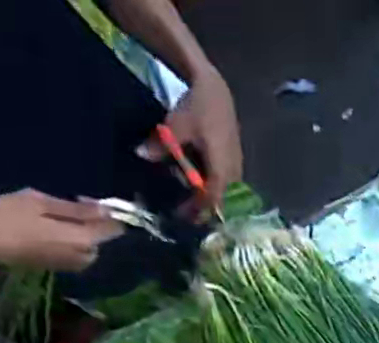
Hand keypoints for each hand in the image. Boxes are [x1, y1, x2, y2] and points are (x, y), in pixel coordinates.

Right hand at [0, 190, 125, 270]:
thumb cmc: (8, 217)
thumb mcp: (40, 203)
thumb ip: (76, 209)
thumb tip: (106, 210)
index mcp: (84, 240)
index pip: (114, 229)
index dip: (105, 212)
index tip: (83, 199)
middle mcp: (86, 256)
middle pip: (102, 237)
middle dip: (91, 221)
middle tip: (66, 203)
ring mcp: (74, 265)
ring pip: (90, 245)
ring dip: (80, 231)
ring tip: (55, 216)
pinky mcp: (62, 268)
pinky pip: (77, 252)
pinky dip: (71, 240)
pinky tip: (50, 230)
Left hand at [145, 68, 242, 219]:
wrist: (215, 90)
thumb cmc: (197, 108)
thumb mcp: (175, 126)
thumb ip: (161, 145)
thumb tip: (141, 155)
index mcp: (221, 169)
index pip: (211, 199)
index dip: (196, 210)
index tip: (181, 216)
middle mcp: (233, 174)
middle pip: (219, 199)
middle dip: (202, 208)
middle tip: (184, 214)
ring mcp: (236, 168)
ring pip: (222, 192)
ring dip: (206, 197)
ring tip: (189, 200)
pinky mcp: (234, 162)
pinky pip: (223, 181)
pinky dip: (210, 186)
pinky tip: (196, 183)